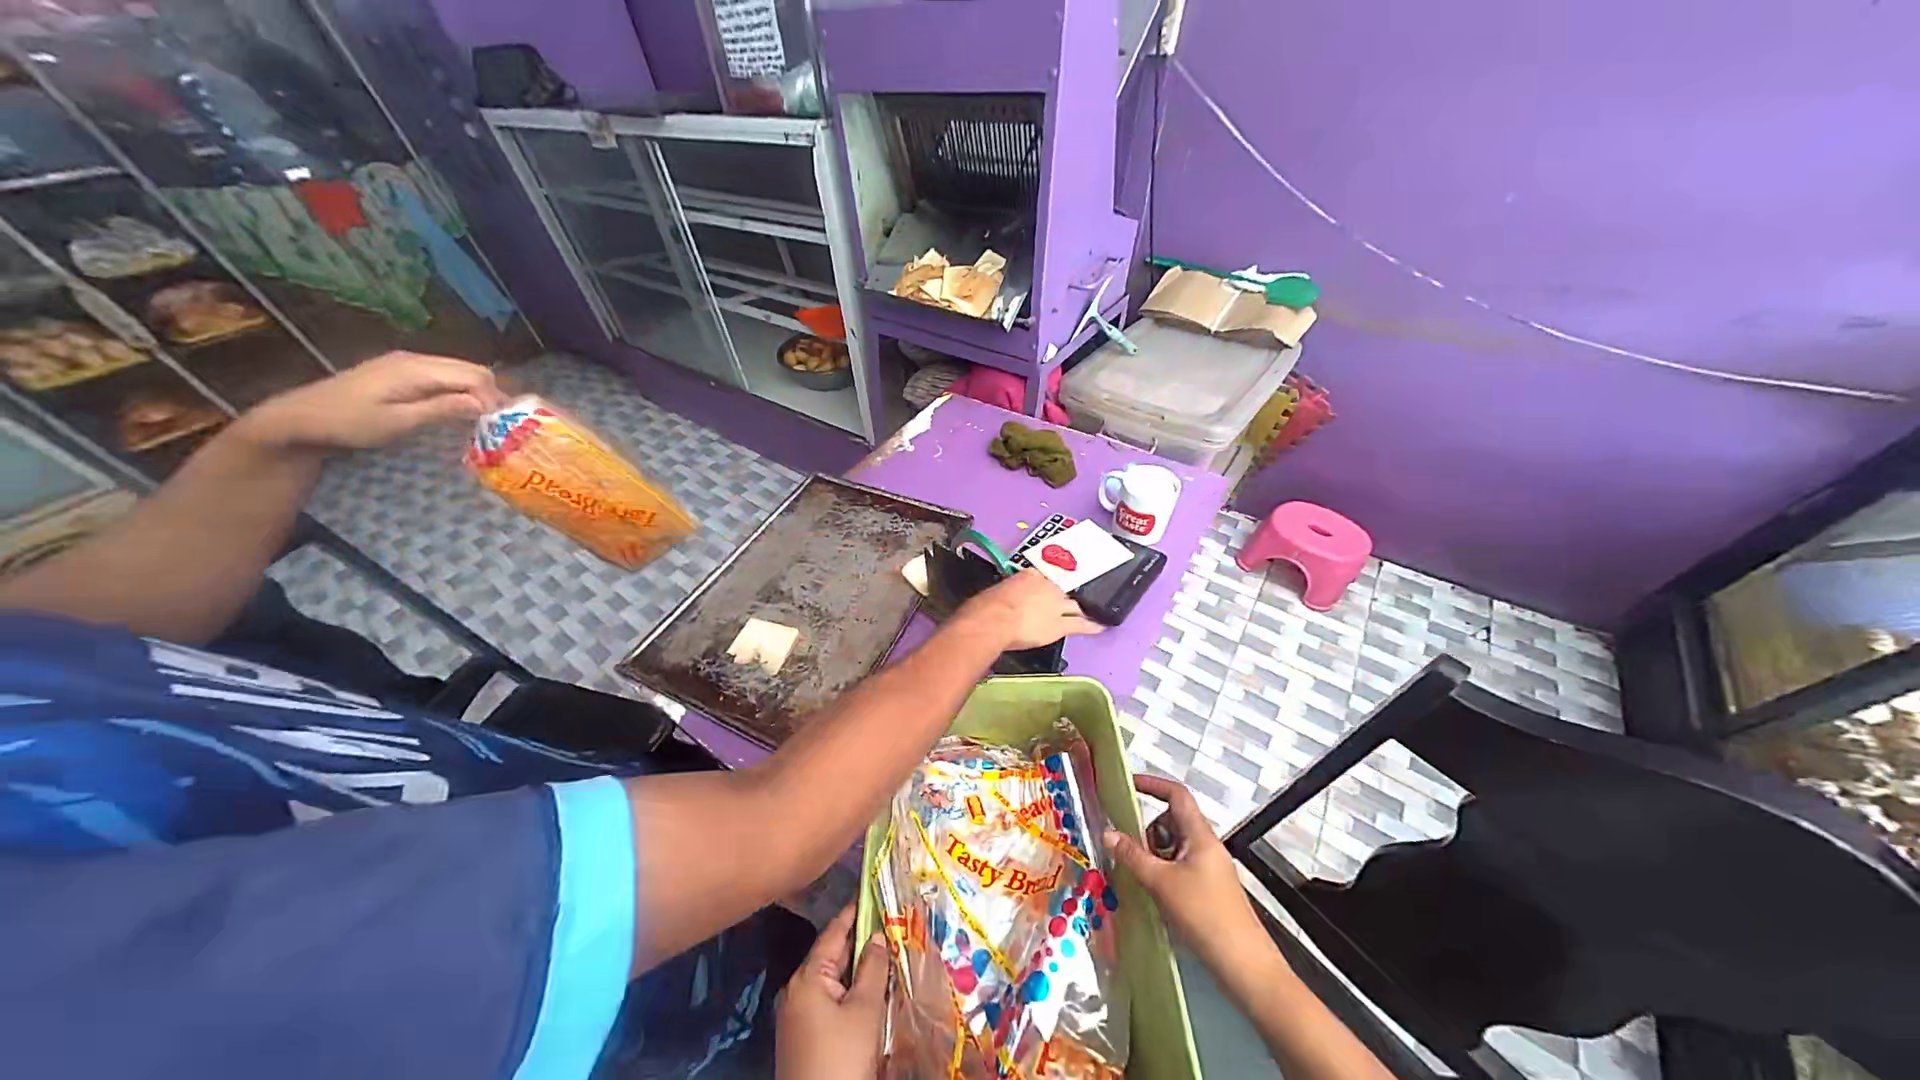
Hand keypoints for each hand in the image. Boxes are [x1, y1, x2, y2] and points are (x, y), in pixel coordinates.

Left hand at [234, 351, 506, 453]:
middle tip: (499, 423)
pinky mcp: (403, 371)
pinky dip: (462, 390)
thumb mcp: (398, 421)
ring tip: (485, 419)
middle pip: (472, 369)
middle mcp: (416, 359)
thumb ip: (442, 409)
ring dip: (478, 392)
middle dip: (492, 394)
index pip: (474, 376)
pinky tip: (461, 408)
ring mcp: (408, 363)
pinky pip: (446, 375)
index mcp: (416, 369)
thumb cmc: (349, 423)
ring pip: (461, 371)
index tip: (500, 425)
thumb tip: (484, 405)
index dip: (494, 398)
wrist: (300, 418)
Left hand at [775, 904, 888, 1079]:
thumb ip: (872, 967)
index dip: (855, 910)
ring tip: (885, 947)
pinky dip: (849, 987)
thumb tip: (878, 935)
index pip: (834, 932)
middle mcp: (796, 989)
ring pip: (832, 977)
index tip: (872, 889)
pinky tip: (869, 985)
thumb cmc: (842, 1057)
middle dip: (860, 939)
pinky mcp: (802, 1034)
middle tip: (888, 920)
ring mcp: (796, 1013)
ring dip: (857, 966)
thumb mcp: (864, 1010)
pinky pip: (828, 997)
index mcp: (806, 977)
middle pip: (832, 954)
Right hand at [957, 568, 1103, 649]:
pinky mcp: (1060, 625)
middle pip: (1063, 588)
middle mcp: (1047, 585)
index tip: (1047, 587)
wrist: (993, 620)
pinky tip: (1100, 626)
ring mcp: (1057, 605)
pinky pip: (1080, 625)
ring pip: (1074, 605)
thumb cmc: (986, 607)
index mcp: (1029, 574)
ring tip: (1086, 610)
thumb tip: (1006, 598)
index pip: (1043, 575)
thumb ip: (1007, 592)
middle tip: (1065, 600)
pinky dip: (1091, 626)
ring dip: (1078, 608)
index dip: (1047, 584)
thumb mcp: (996, 590)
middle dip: (1064, 594)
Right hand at [1105, 775, 1276, 979]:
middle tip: (1128, 848)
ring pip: (1173, 847)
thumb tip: (1107, 832)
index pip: (1177, 795)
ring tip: (1139, 875)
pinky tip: (1151, 893)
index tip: (1128, 785)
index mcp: (1200, 835)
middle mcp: (1206, 847)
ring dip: (1153, 854)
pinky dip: (1161, 872)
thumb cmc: (1205, 916)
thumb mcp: (1161, 883)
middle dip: (1147, 830)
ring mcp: (1208, 869)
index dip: (1153, 785)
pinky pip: (1178, 868)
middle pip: (1171, 821)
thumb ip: (1132, 856)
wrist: (1245, 967)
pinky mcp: (1207, 891)